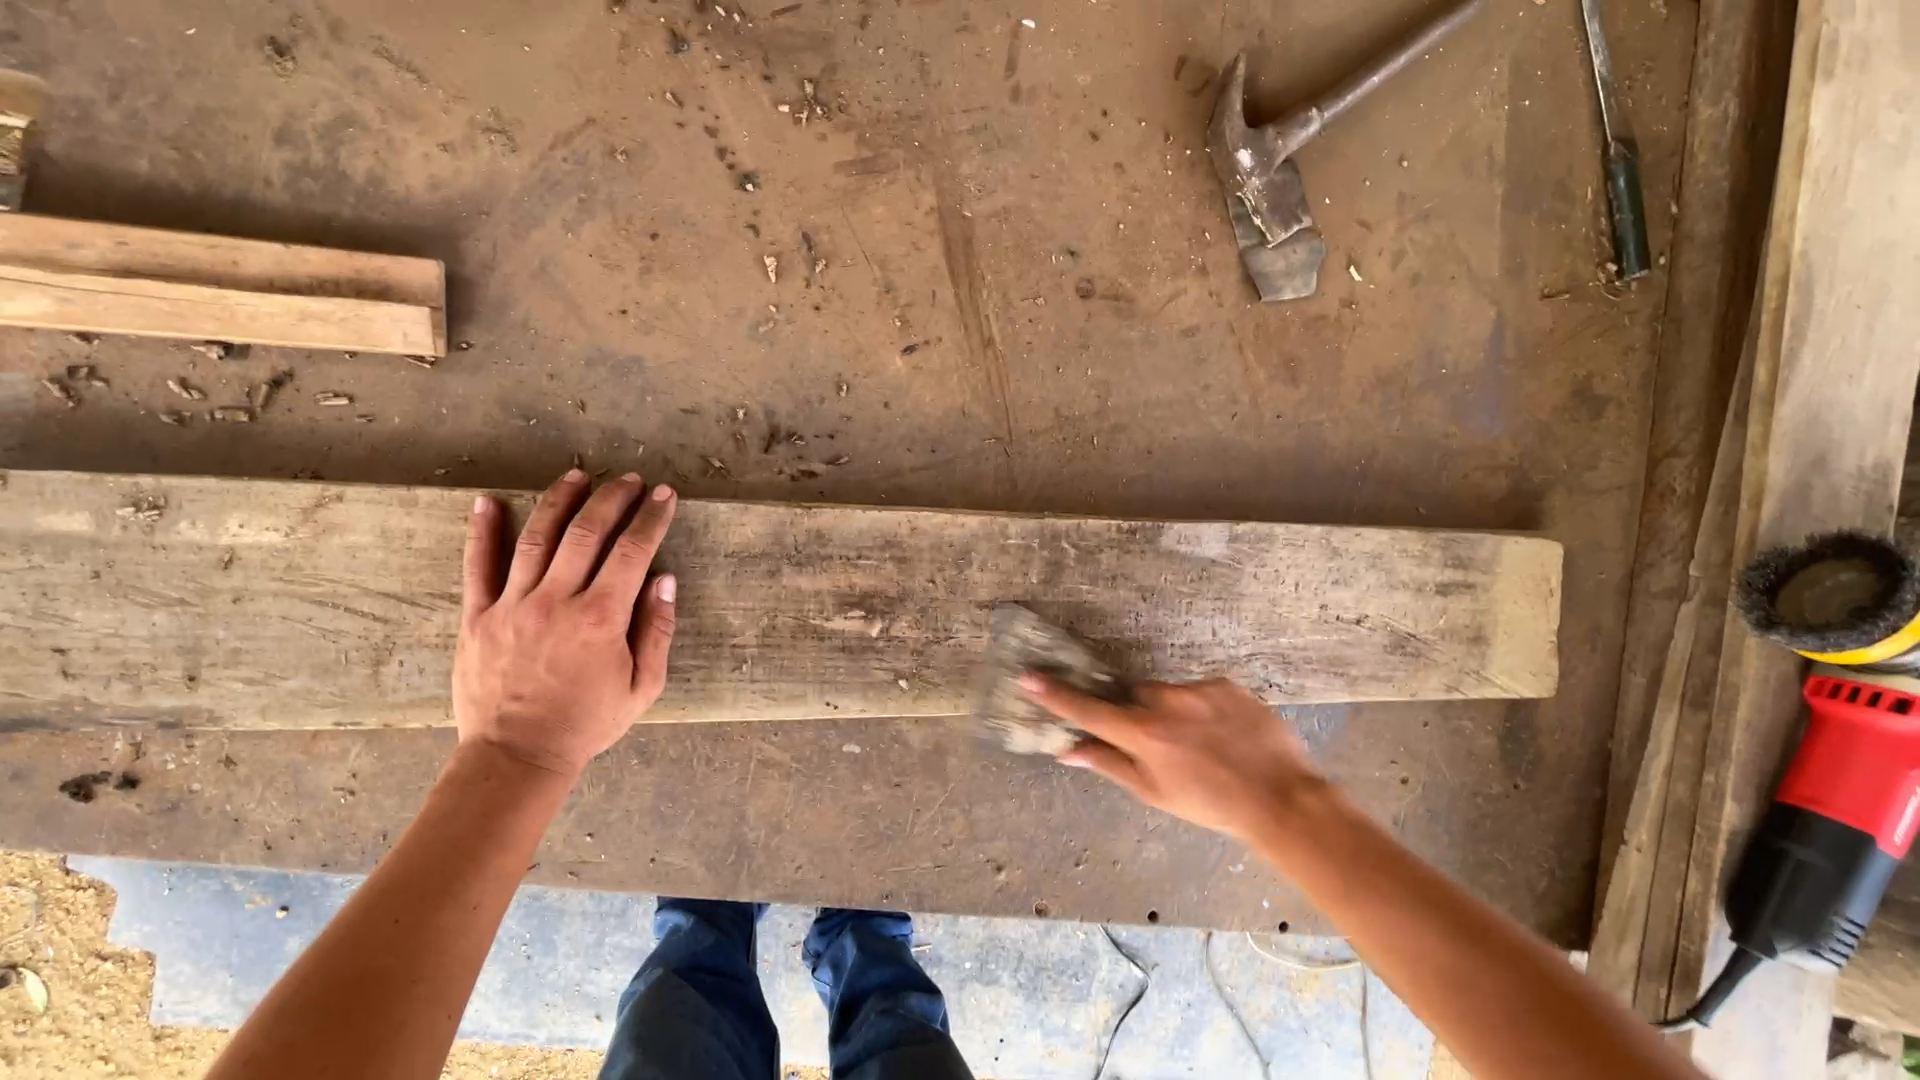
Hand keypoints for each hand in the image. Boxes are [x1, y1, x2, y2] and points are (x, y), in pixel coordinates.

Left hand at [454, 469, 677, 777]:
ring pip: (537, 537)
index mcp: (601, 619)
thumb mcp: (643, 687)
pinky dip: (482, 531)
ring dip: (560, 501)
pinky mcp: (478, 617)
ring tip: (578, 476)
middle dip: (613, 498)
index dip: (651, 518)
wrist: (517, 756)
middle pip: (587, 532)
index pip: (632, 552)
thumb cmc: (586, 724)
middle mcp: (556, 602)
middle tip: (630, 480)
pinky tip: (488, 502)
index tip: (665, 495)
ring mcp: (513, 606)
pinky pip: (478, 566)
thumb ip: (657, 631)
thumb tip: (665, 581)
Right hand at [1024, 675, 1327, 840]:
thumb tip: (1067, 751)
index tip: (1029, 675)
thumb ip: (1108, 765)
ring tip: (1199, 742)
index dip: (1055, 694)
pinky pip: (1199, 690)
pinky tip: (1221, 734)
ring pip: (1167, 692)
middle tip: (1157, 741)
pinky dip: (1201, 707)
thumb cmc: (1211, 805)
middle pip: (1132, 695)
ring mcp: (1199, 690)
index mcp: (1144, 735)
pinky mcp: (1226, 684)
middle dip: (1135, 711)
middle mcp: (1167, 703)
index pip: (1088, 710)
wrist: (1282, 799)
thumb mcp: (1153, 793)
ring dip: (1171, 710)